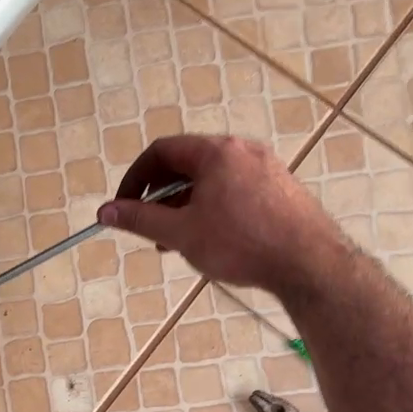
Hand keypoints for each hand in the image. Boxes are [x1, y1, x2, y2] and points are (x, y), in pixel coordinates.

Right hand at [98, 135, 354, 297]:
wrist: (307, 261)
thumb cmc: (239, 243)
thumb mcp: (180, 232)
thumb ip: (140, 220)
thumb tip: (104, 212)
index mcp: (215, 152)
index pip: (161, 151)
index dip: (135, 178)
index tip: (123, 207)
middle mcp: (241, 150)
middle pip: (186, 163)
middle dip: (159, 195)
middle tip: (148, 226)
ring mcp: (264, 167)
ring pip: (209, 179)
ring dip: (183, 204)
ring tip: (175, 239)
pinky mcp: (278, 187)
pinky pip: (232, 188)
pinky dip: (209, 207)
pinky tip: (209, 239)